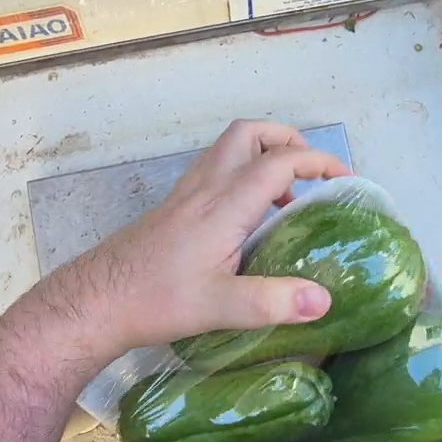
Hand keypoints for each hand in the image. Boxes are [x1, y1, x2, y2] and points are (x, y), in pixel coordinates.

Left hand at [52, 119, 350, 357]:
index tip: (346, 180)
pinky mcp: (173, 208)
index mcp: (224, 205)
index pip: (279, 161)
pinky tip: (247, 220)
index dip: (318, 161)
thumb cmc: (155, 301)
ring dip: (263, 156)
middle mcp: (205, 188)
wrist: (95, 300)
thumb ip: (272, 302)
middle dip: (287, 140)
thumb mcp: (219, 307)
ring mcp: (186, 195)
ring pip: (228, 149)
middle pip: (248, 134)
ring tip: (287, 197)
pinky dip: (241, 176)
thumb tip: (324, 299)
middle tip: (311, 174)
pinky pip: (215, 171)